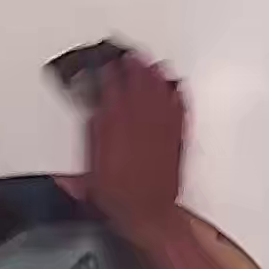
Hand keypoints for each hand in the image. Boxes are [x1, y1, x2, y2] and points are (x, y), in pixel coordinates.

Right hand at [85, 52, 188, 238]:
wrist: (147, 214)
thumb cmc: (119, 196)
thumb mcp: (90, 167)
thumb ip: (93, 137)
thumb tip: (93, 116)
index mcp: (115, 127)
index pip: (111, 90)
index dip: (109, 73)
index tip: (107, 63)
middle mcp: (139, 124)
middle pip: (138, 85)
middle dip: (134, 66)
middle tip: (131, 54)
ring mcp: (160, 131)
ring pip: (159, 93)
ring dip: (155, 75)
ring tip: (152, 63)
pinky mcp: (176, 140)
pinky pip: (179, 111)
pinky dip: (177, 97)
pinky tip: (176, 88)